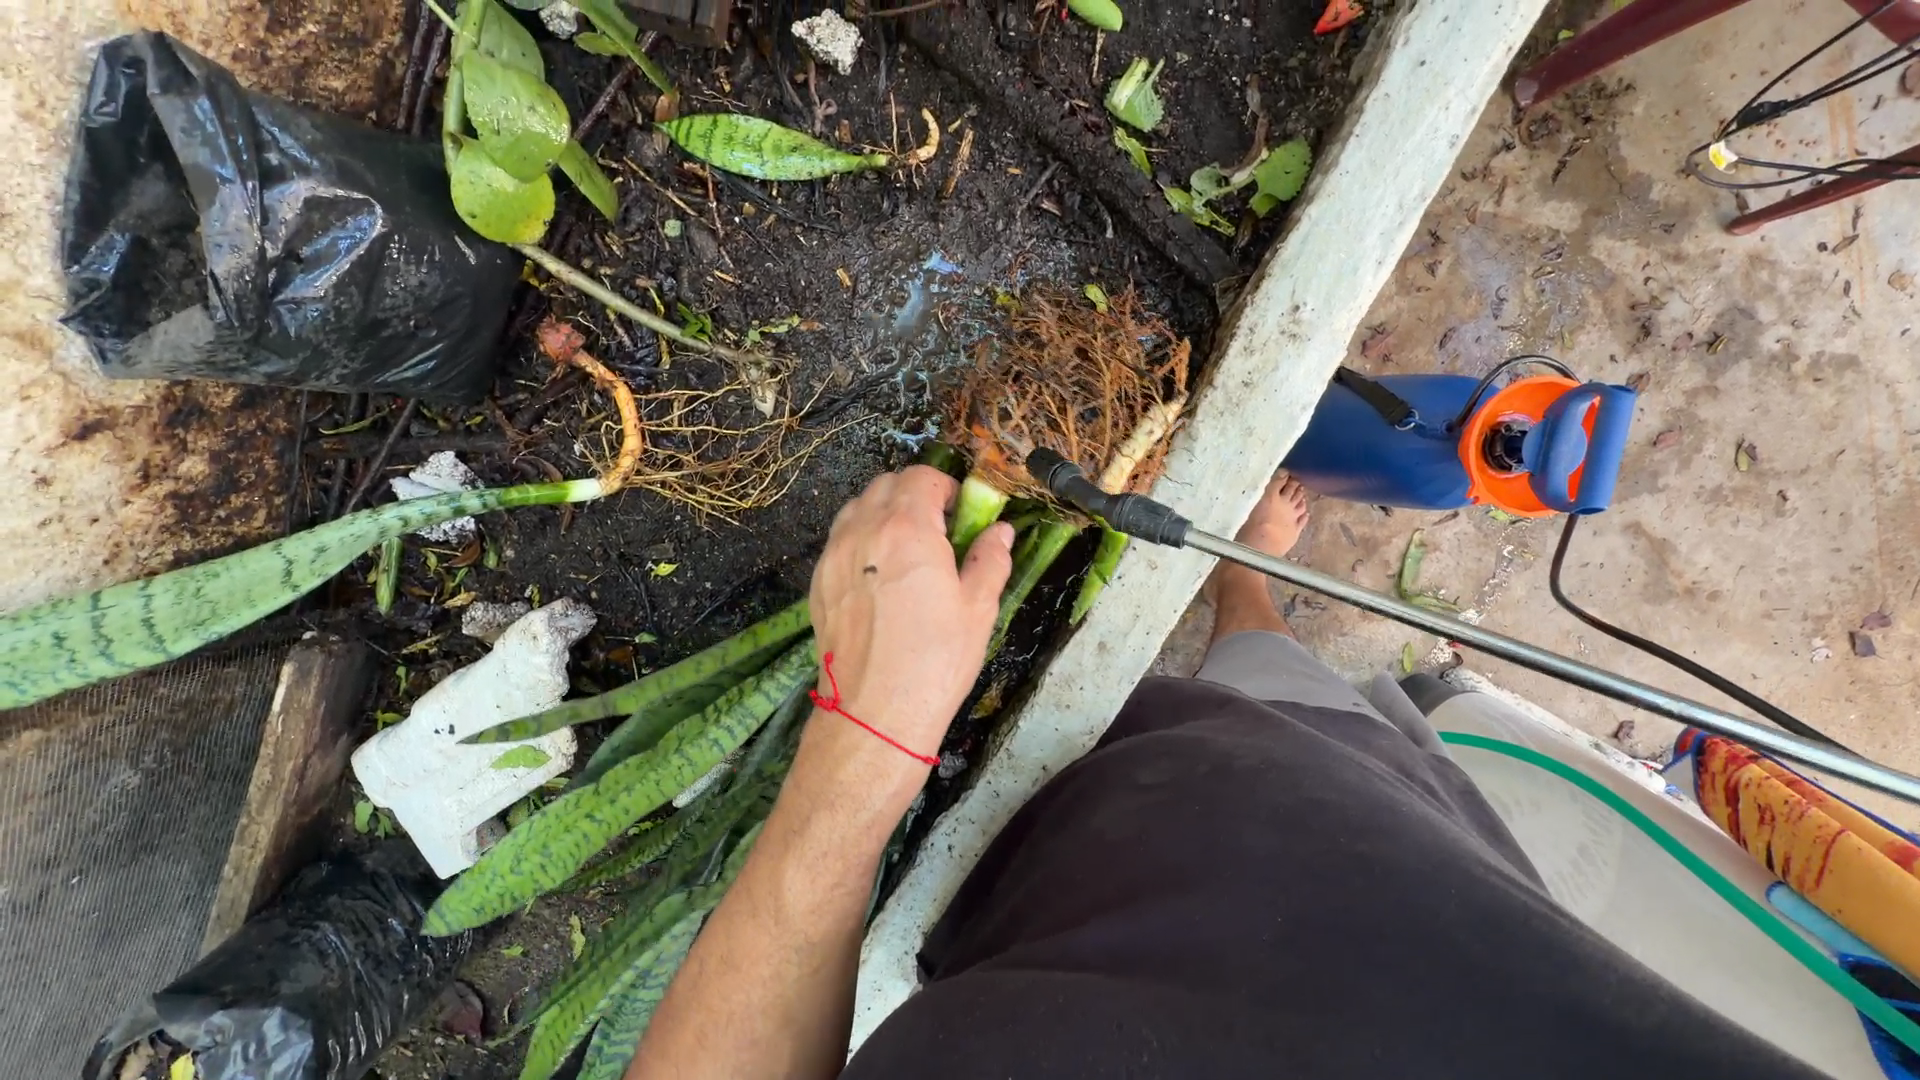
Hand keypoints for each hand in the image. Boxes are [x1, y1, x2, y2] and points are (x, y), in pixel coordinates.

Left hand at [805, 466, 1013, 786]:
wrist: (875, 712)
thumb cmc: (935, 660)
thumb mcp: (978, 608)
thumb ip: (990, 560)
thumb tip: (1000, 533)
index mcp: (907, 528)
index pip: (921, 477)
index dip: (944, 486)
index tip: (958, 511)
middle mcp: (863, 530)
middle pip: (885, 485)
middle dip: (913, 494)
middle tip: (937, 526)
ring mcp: (834, 555)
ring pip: (856, 508)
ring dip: (883, 512)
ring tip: (906, 547)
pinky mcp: (818, 582)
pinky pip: (839, 540)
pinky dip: (860, 539)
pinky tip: (879, 574)